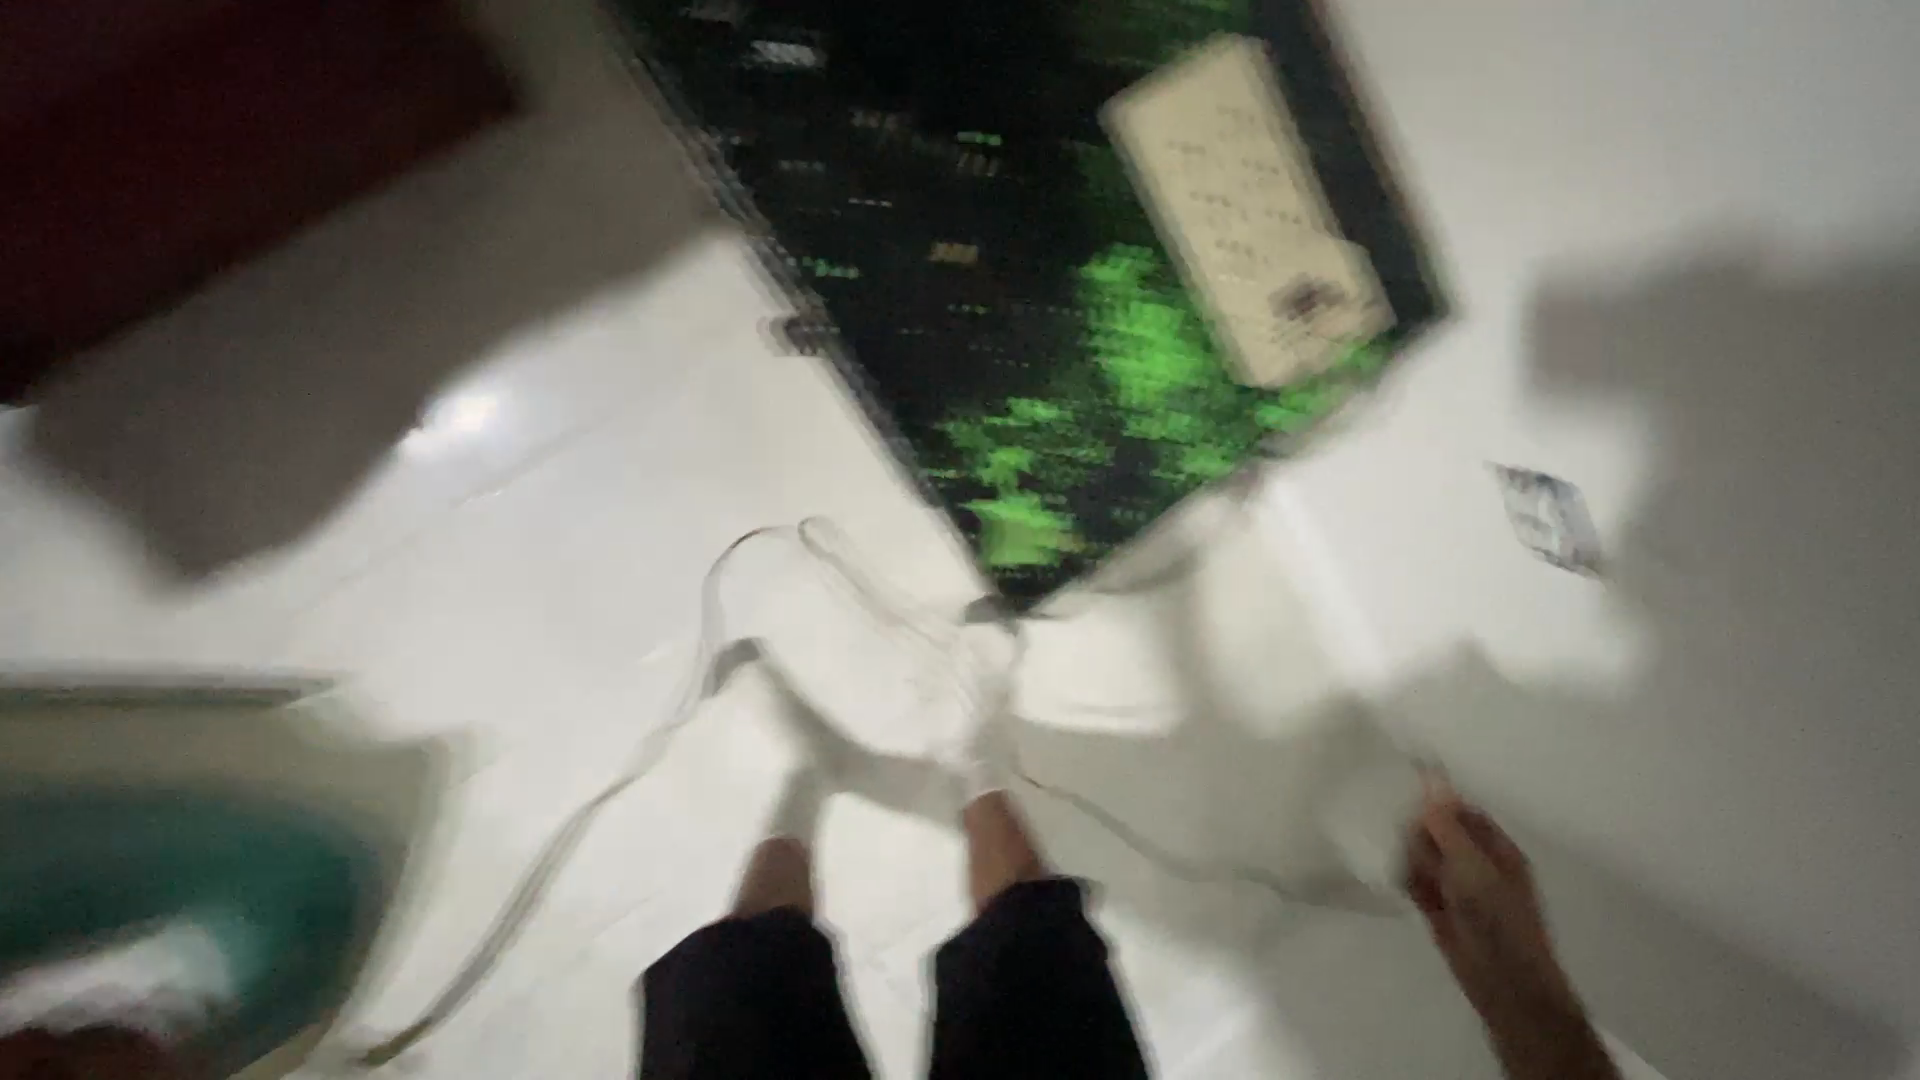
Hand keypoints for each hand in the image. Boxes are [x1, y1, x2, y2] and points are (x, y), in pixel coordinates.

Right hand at [1405, 777, 1576, 1022]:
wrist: (1502, 981)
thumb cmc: (1497, 918)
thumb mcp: (1472, 866)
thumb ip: (1448, 826)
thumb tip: (1432, 781)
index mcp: (1496, 849)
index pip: (1461, 811)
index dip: (1436, 799)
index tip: (1402, 785)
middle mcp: (1476, 864)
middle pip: (1438, 831)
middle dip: (1417, 828)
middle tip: (1396, 828)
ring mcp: (1457, 887)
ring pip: (1423, 855)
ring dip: (1407, 851)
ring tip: (1389, 851)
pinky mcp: (1437, 906)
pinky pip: (1414, 879)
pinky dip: (1401, 874)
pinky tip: (1387, 870)